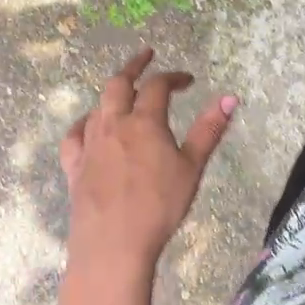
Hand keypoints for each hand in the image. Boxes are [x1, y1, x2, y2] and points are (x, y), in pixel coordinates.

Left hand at [60, 48, 237, 266]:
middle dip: (134, 66)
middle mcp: (114, 125)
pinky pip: (75, 136)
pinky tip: (89, 127)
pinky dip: (84, 124)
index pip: (158, 85)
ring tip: (124, 92)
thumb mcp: (192, 168)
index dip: (174, 77)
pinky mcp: (74, 168)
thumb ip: (209, 130)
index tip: (188, 80)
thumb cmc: (158, 207)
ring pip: (97, 106)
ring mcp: (90, 146)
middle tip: (146, 56)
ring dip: (112, 93)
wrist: (112, 247)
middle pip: (118, 84)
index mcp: (144, 122)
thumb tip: (230, 97)